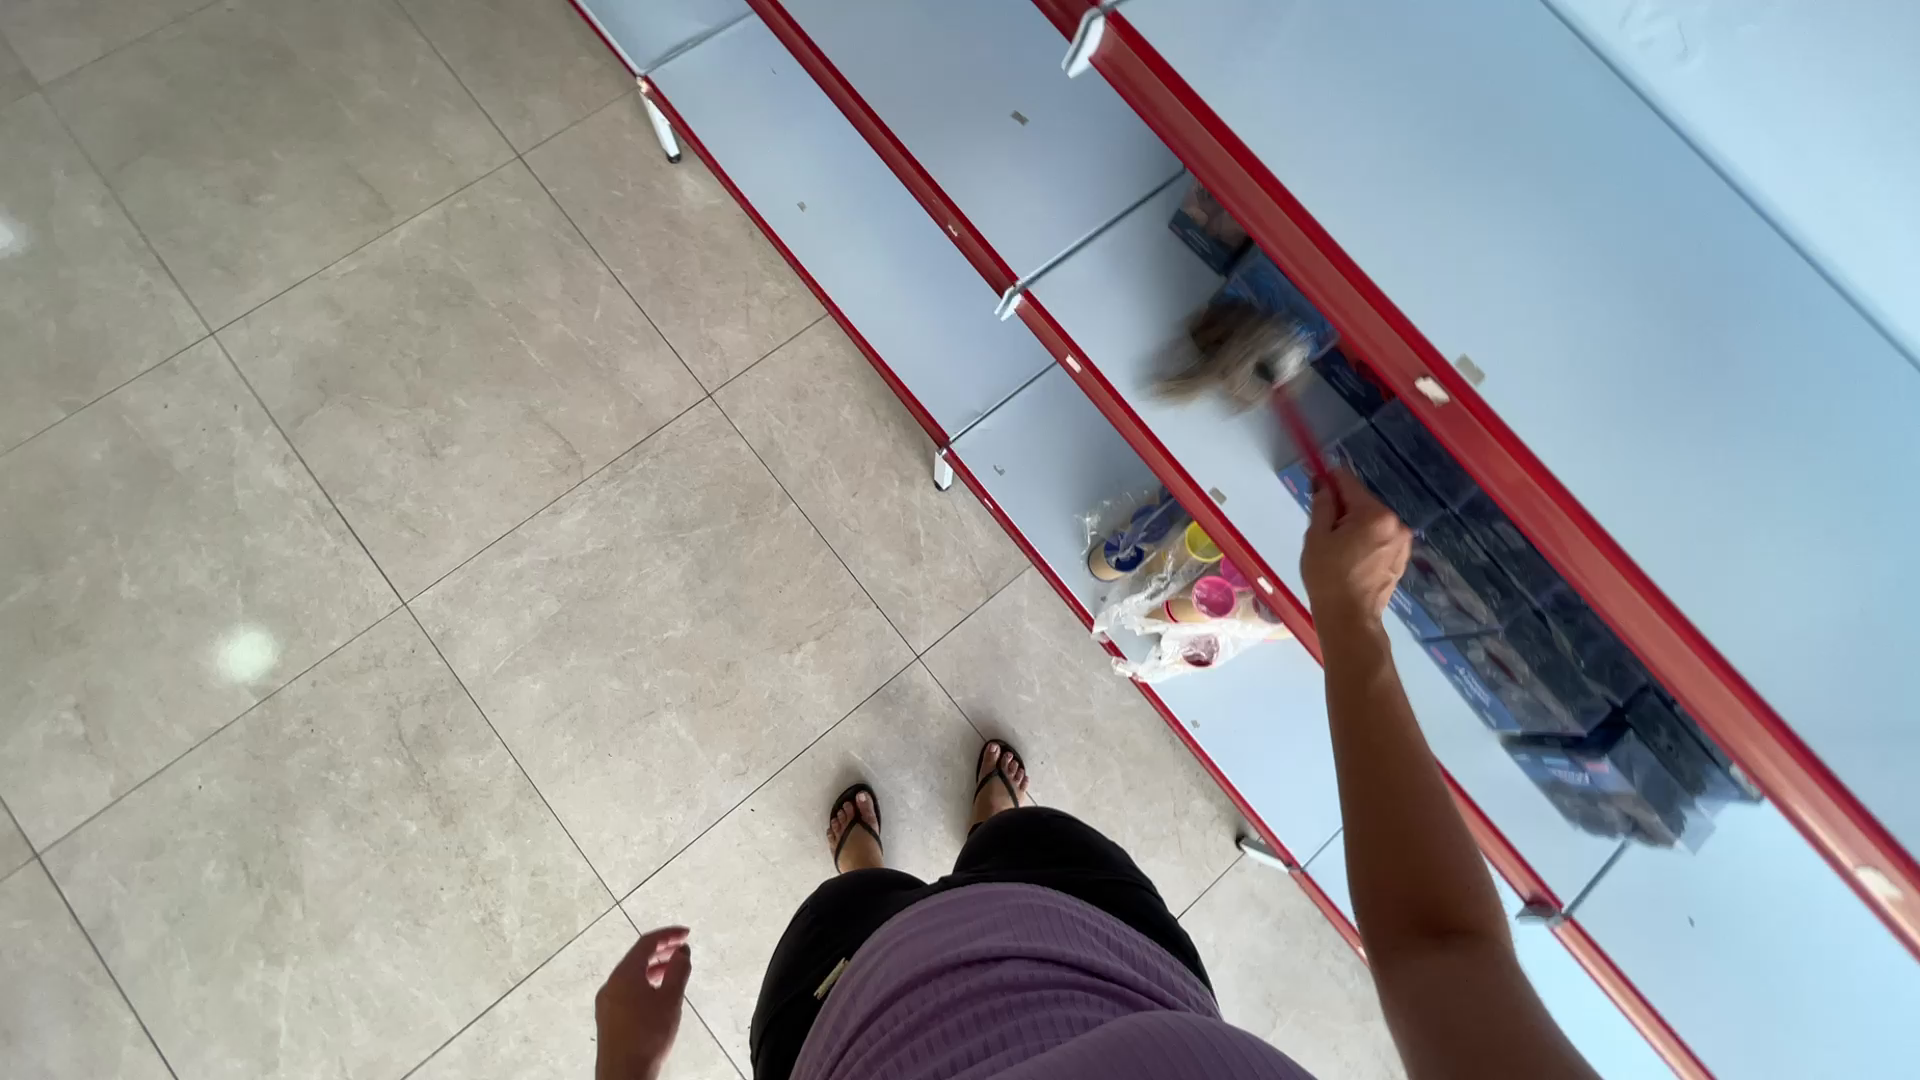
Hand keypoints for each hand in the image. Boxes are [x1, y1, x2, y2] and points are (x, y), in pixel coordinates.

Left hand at [595, 927, 691, 1079]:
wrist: (624, 1078)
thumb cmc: (649, 1035)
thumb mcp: (671, 999)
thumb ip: (678, 970)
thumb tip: (682, 951)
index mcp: (624, 975)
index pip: (647, 943)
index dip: (669, 935)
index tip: (687, 934)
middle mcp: (611, 985)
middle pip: (637, 957)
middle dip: (661, 950)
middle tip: (683, 949)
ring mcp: (606, 1003)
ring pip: (632, 975)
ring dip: (654, 967)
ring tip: (675, 970)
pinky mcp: (607, 1018)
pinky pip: (627, 989)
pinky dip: (644, 983)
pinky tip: (658, 993)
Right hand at [1300, 469, 1411, 627]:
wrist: (1350, 617)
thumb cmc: (1327, 575)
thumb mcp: (1316, 536)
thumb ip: (1322, 505)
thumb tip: (1323, 484)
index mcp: (1374, 514)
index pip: (1349, 483)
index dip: (1329, 479)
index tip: (1315, 482)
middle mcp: (1395, 523)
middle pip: (1362, 503)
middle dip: (1342, 508)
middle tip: (1321, 528)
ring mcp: (1403, 542)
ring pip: (1372, 522)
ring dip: (1354, 525)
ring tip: (1335, 548)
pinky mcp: (1401, 557)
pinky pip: (1380, 538)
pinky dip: (1365, 540)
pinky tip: (1350, 558)